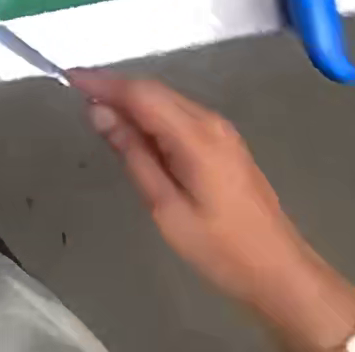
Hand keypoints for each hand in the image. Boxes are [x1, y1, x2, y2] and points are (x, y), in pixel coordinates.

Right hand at [73, 72, 354, 351]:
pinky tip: (133, 124)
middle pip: (151, 89)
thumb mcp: (165, 208)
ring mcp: (219, 128)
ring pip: (164, 97)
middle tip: (76, 91)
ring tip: (97, 107)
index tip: (69, 77)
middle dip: (112, 86)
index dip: (102, 82)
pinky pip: (176, 110)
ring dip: (130, 97)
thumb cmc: (222, 249)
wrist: (285, 276)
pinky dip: (148, 109)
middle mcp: (209, 120)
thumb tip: (98, 112)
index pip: (139, 93)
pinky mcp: (223, 139)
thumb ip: (132, 153)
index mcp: (195, 136)